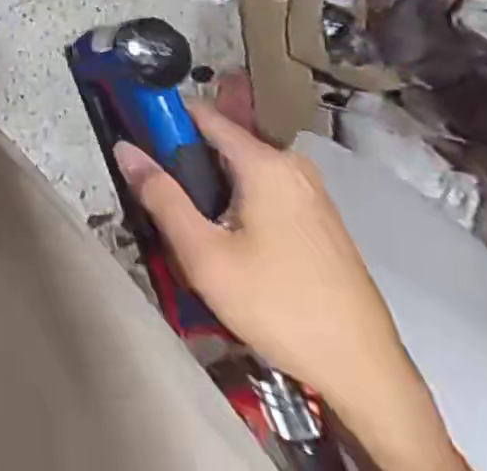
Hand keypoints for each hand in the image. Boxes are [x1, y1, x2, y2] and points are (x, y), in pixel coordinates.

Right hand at [116, 104, 465, 469]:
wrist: (362, 372)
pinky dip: (230, 200)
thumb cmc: (276, 304)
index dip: (159, 115)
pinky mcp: (317, 220)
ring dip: (203, 185)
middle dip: (179, 159)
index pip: (200, 114)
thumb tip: (124, 148)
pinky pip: (258, 190)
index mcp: (266, 164)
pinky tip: (219, 239)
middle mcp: (292, 167)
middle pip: (218, 142)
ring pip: (237, 170)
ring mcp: (310, 194)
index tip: (127, 129)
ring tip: (182, 224)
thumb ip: (160, 195)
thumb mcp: (202, 252)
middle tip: (152, 194)